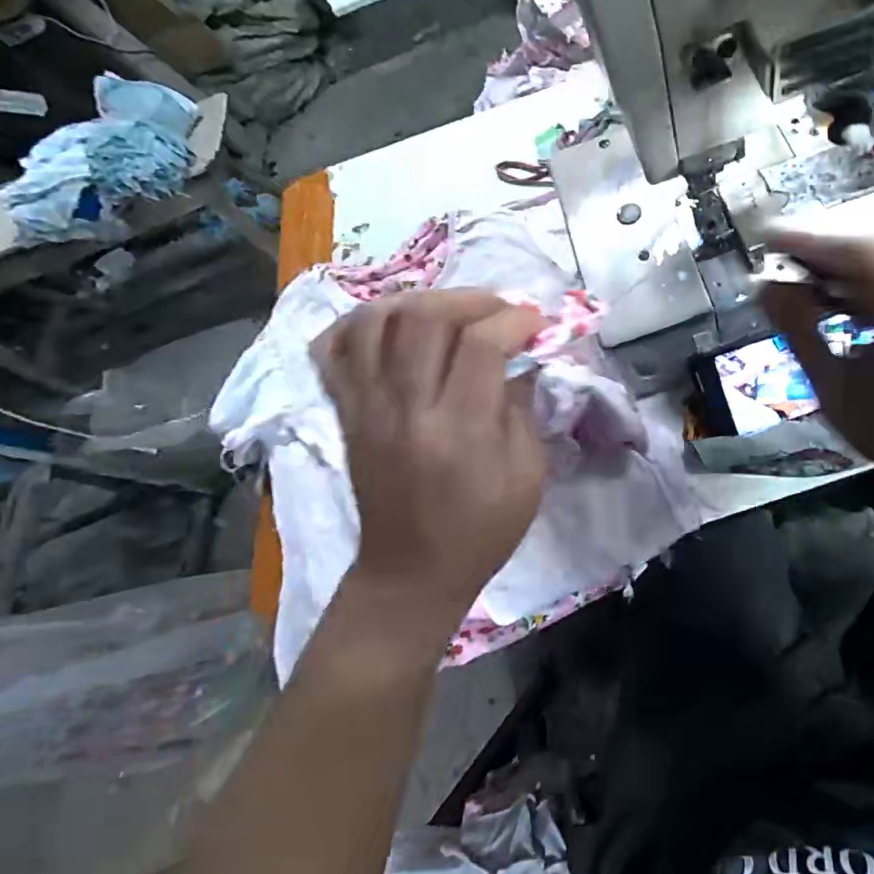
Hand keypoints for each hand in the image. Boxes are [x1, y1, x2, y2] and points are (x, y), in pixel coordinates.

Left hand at [313, 290, 545, 612]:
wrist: (411, 573)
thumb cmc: (481, 530)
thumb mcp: (527, 475)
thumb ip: (522, 409)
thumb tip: (519, 360)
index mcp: (459, 431)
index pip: (481, 344)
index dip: (516, 321)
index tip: (538, 323)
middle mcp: (405, 409)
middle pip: (425, 318)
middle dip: (473, 300)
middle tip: (501, 309)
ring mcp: (366, 408)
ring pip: (376, 321)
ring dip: (421, 300)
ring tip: (453, 309)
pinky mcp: (346, 413)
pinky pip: (335, 349)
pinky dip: (360, 322)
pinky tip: (394, 323)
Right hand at [760, 233, 873, 491]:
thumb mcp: (836, 387)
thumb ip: (799, 328)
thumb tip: (767, 286)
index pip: (855, 253)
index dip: (808, 245)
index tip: (769, 240)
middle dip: (831, 262)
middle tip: (788, 271)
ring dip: (859, 273)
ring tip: (817, 290)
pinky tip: (859, 300)